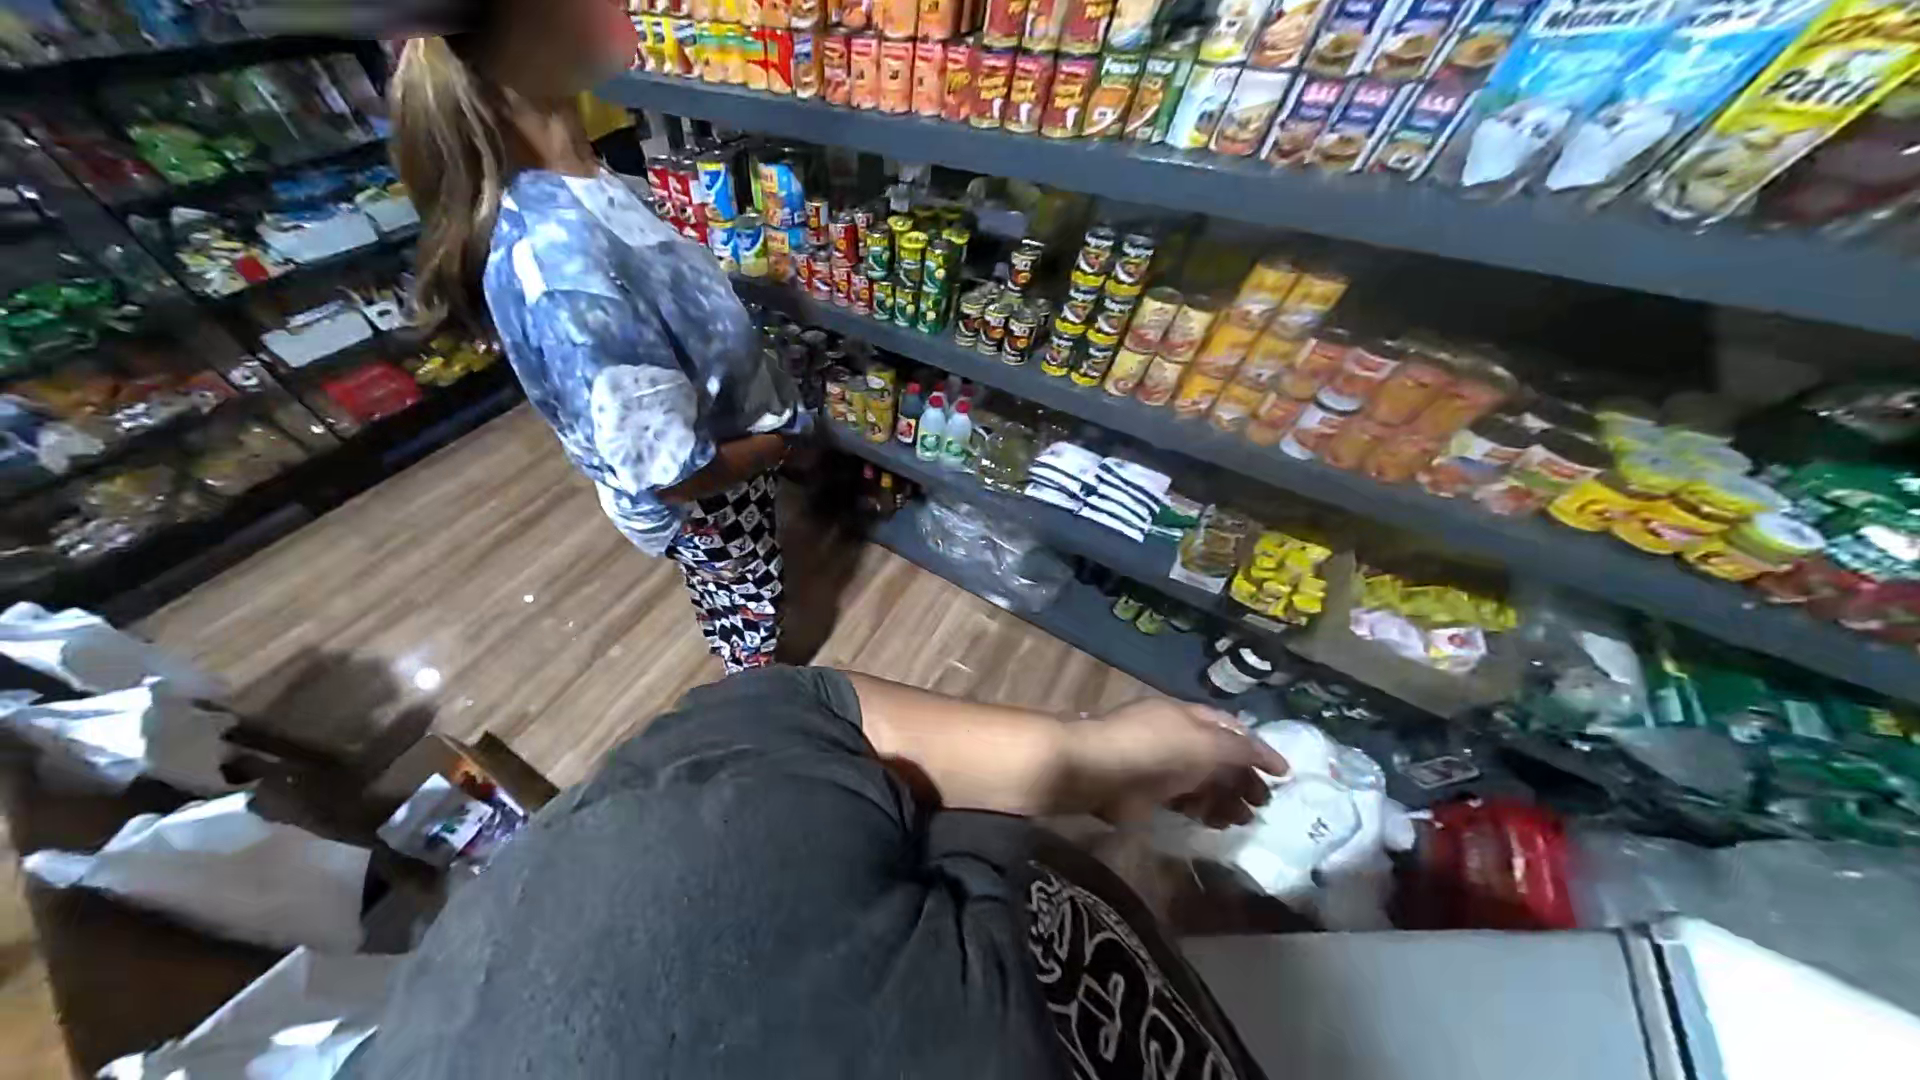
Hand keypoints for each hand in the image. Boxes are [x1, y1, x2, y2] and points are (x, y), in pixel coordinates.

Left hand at [1063, 700, 1289, 827]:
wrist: (1099, 769)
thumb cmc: (1156, 748)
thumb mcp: (1207, 743)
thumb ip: (1242, 751)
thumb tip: (1274, 760)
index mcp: (1189, 716)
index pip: (1230, 729)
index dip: (1256, 750)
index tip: (1282, 775)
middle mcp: (1176, 736)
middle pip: (1217, 757)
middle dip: (1242, 779)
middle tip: (1261, 804)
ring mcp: (1161, 764)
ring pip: (1202, 780)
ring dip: (1225, 799)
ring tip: (1241, 820)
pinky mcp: (1148, 792)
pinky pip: (1183, 799)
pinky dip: (1201, 809)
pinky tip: (1213, 822)